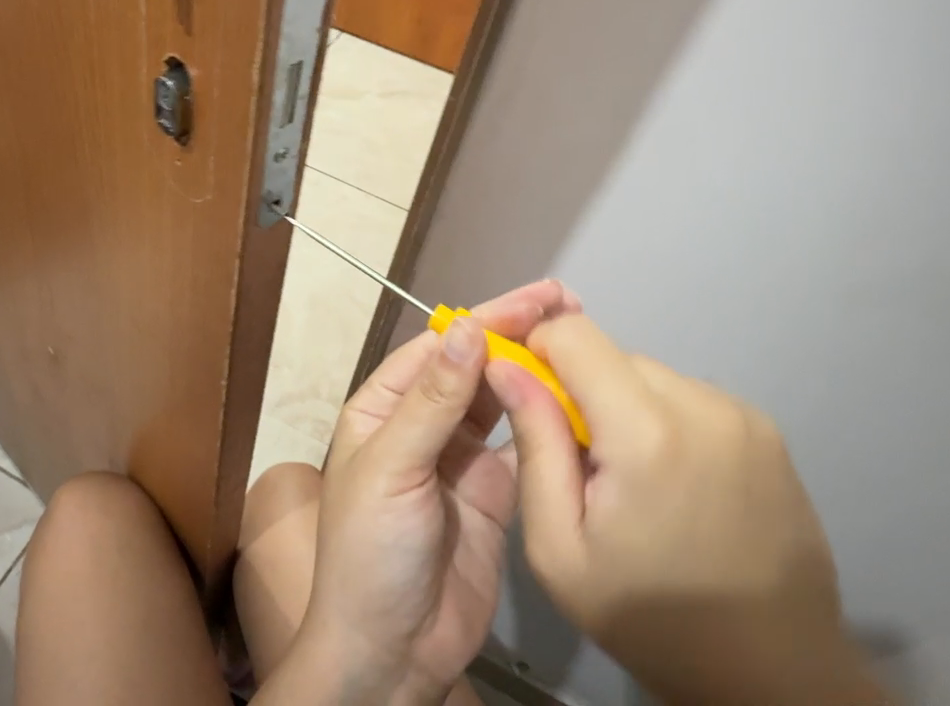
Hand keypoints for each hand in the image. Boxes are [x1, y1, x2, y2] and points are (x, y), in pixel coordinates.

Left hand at [287, 280, 578, 703]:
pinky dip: (547, 420)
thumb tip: (467, 328)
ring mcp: (462, 458)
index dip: (485, 319)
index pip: (438, 348)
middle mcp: (423, 423)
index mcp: (384, 407)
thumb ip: (434, 401)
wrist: (393, 651)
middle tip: (567, 304)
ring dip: (534, 368)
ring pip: (501, 400)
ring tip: (578, 338)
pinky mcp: (495, 492)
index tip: (534, 298)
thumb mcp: (393, 468)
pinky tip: (577, 396)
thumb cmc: (371, 552)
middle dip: (515, 334)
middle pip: (473, 367)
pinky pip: (524, 445)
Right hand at [489, 314, 884, 705]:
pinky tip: (672, 481)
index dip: (536, 348)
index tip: (524, 391)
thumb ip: (533, 444)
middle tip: (579, 460)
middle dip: (580, 389)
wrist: (776, 677)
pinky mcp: (768, 432)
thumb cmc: (649, 619)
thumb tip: (504, 367)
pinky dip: (664, 419)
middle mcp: (701, 403)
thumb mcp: (558, 548)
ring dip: (623, 405)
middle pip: (612, 354)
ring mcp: (744, 415)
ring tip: (630, 478)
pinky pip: (690, 397)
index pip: (572, 333)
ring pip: (651, 375)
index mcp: (645, 430)